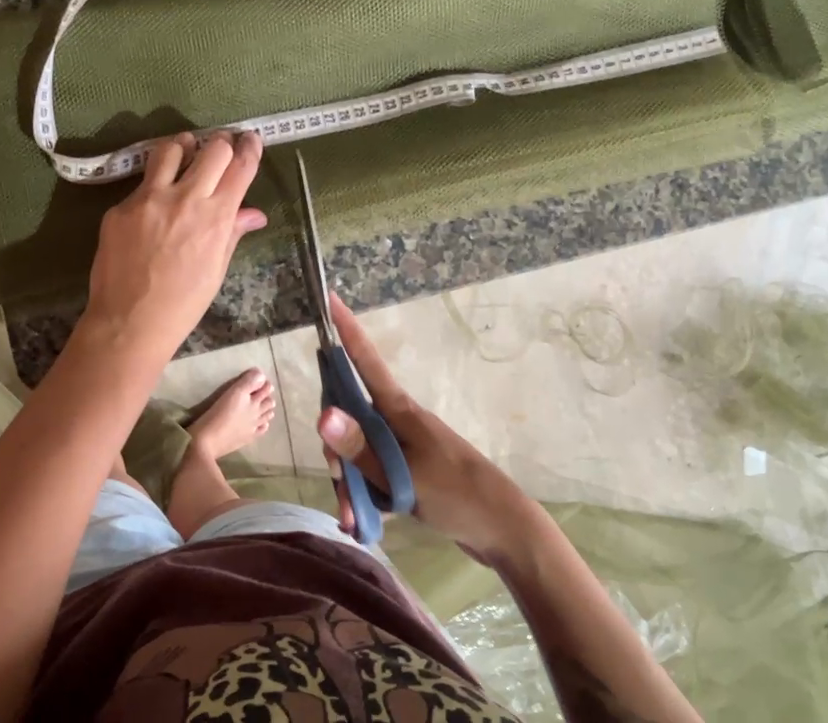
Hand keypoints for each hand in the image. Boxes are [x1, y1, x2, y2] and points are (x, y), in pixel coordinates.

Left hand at [82, 132, 266, 360]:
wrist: (130, 321)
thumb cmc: (182, 304)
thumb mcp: (216, 269)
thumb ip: (232, 232)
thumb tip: (254, 214)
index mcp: (216, 216)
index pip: (240, 166)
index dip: (250, 147)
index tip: (250, 140)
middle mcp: (185, 198)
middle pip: (212, 148)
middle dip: (220, 143)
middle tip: (219, 148)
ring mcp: (149, 199)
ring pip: (170, 149)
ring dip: (183, 148)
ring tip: (184, 152)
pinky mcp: (121, 207)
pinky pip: (141, 185)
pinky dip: (153, 187)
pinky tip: (152, 206)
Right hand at [318, 294, 514, 553]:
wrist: (505, 530)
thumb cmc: (456, 494)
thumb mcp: (402, 475)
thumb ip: (360, 448)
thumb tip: (322, 414)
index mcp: (399, 411)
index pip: (365, 361)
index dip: (347, 331)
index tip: (330, 298)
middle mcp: (397, 422)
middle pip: (348, 419)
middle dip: (336, 452)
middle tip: (341, 486)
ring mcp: (402, 446)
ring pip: (357, 453)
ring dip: (349, 486)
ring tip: (353, 519)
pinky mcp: (407, 472)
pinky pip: (372, 476)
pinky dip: (363, 498)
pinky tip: (361, 523)